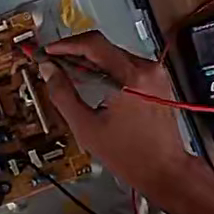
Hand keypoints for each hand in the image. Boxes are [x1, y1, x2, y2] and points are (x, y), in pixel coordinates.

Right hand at [38, 32, 198, 196]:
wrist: (165, 170)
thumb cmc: (131, 154)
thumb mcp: (86, 126)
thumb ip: (62, 94)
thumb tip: (48, 71)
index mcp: (131, 77)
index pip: (93, 44)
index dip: (65, 45)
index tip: (49, 51)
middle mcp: (147, 69)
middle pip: (103, 47)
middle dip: (74, 53)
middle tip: (53, 63)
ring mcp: (154, 74)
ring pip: (113, 55)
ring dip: (89, 62)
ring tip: (69, 74)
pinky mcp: (156, 80)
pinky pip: (124, 65)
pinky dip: (104, 70)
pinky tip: (90, 82)